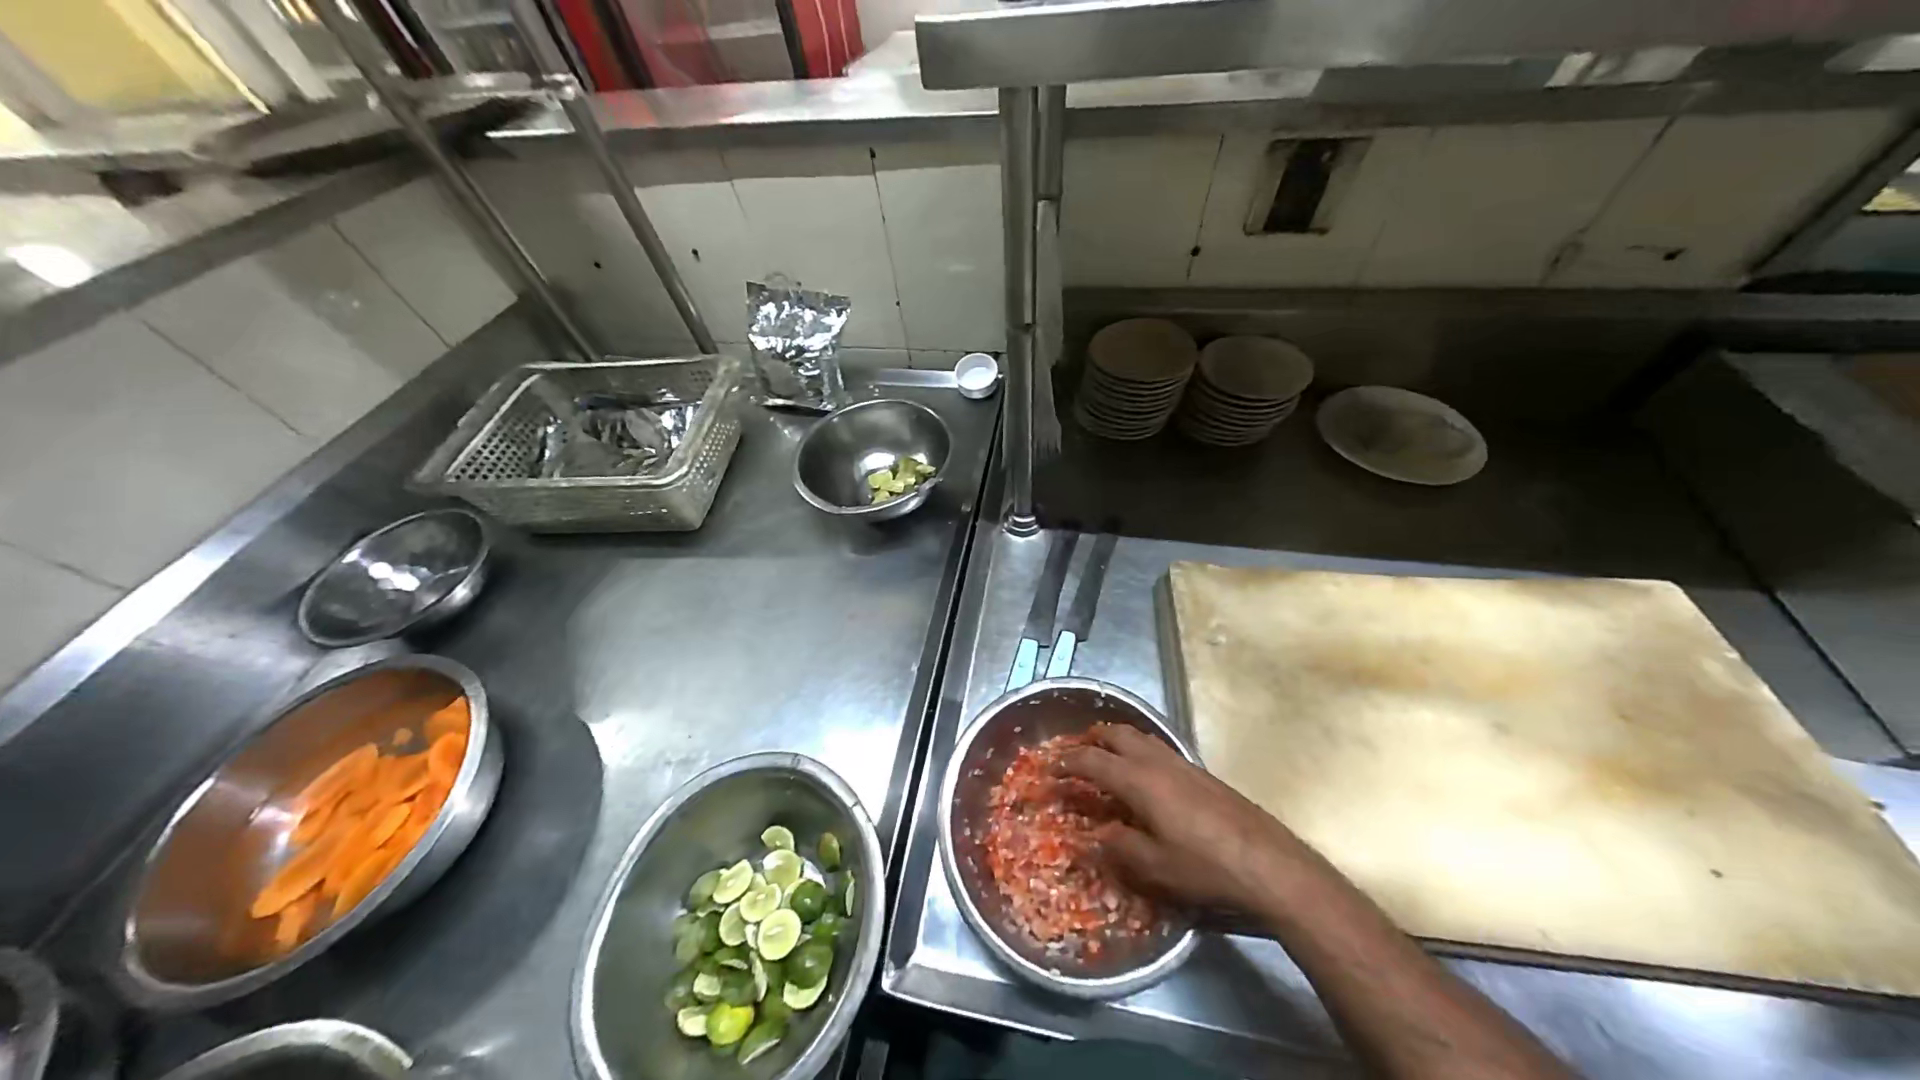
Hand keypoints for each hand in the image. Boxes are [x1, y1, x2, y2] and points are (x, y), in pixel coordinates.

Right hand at [1061, 722, 1305, 915]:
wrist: (1271, 865)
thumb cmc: (1206, 868)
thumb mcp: (1154, 867)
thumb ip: (1117, 847)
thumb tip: (1090, 836)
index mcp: (1140, 781)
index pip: (1092, 761)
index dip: (1067, 762)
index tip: (1049, 769)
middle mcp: (1159, 762)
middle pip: (1118, 734)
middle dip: (1092, 738)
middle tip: (1076, 752)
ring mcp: (1184, 764)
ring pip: (1142, 737)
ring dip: (1118, 740)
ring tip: (1107, 757)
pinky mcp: (1203, 774)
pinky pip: (1160, 749)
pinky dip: (1140, 751)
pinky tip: (1147, 776)